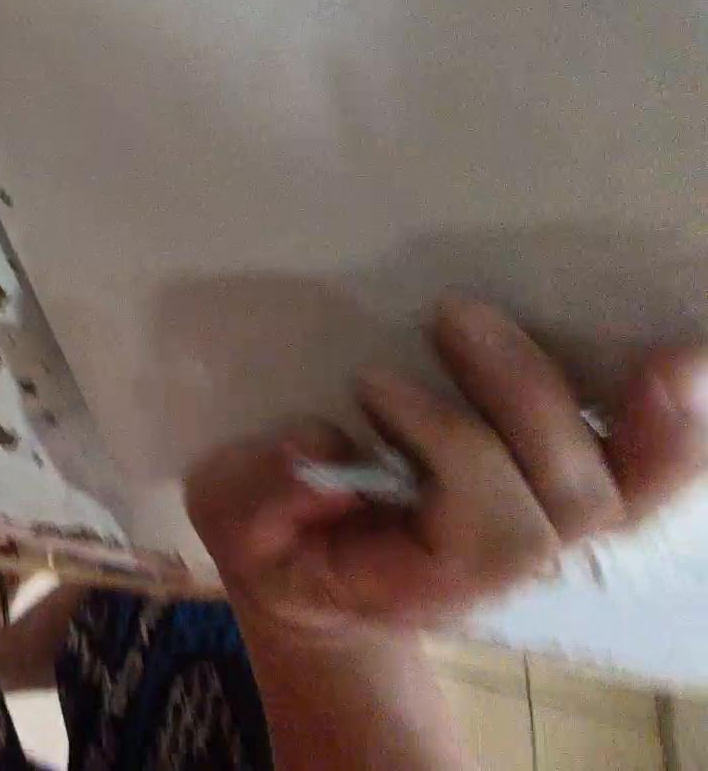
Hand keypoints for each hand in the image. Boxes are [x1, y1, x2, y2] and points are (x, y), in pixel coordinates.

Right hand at [186, 297, 707, 635]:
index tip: (371, 384)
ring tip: (662, 353)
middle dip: (526, 401)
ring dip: (646, 425)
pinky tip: (677, 370)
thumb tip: (318, 443)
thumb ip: (265, 496)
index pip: (492, 530)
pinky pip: (630, 478)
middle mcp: (500, 568)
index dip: (451, 449)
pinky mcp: (538, 499)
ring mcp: (533, 535)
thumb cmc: (265, 545)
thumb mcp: (235, 528)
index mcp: (424, 581)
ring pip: (626, 496)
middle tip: (455, 316)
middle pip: (569, 500)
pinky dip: (660, 431)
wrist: (306, 577)